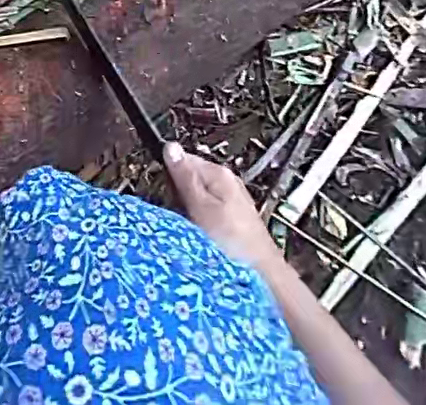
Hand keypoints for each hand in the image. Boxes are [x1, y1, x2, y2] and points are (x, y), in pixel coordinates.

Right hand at [165, 143, 282, 273]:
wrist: (264, 277)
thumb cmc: (232, 243)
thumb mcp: (201, 208)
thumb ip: (185, 177)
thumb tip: (170, 147)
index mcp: (220, 173)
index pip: (185, 158)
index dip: (169, 173)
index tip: (161, 190)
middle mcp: (229, 182)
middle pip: (192, 177)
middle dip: (179, 193)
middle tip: (174, 213)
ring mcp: (233, 201)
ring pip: (200, 197)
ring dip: (189, 209)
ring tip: (186, 227)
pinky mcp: (235, 220)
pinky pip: (209, 212)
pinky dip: (200, 221)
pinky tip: (199, 236)